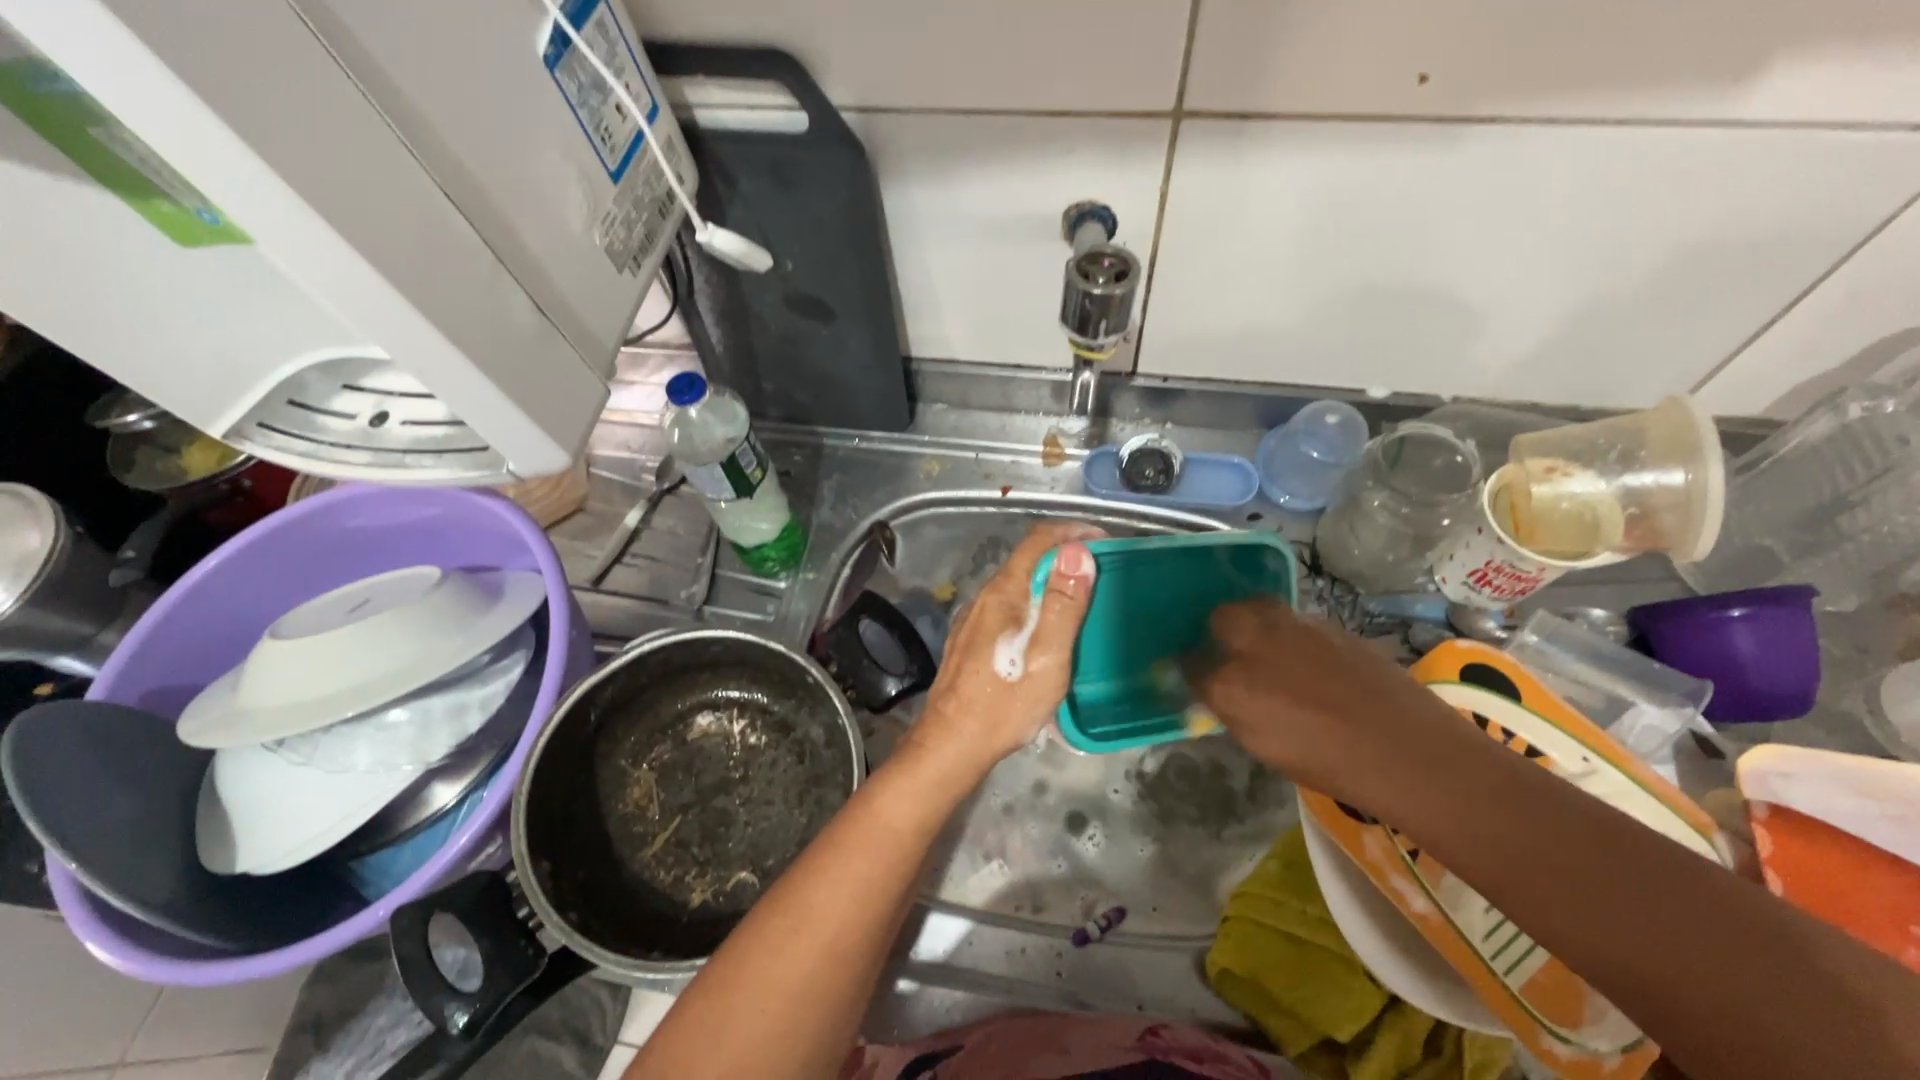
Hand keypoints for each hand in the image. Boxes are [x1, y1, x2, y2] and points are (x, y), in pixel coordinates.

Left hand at [906, 522, 1103, 774]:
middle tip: (1101, 574)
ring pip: (1017, 587)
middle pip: (1027, 561)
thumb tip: (1077, 551)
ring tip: (1081, 602)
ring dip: (1049, 584)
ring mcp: (973, 620)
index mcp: (1004, 593)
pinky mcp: (970, 642)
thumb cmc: (1005, 702)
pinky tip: (1045, 633)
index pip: (1038, 541)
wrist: (953, 743)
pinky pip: (1008, 610)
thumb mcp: (1047, 656)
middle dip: (1065, 558)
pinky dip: (1033, 607)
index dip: (1073, 532)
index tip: (1105, 541)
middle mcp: (985, 598)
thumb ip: (1062, 603)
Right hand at [1190, 599, 1474, 808]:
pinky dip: (1291, 633)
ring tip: (1267, 648)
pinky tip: (1308, 658)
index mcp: (1230, 683)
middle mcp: (1255, 645)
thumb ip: (1236, 711)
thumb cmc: (1328, 764)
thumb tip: (1223, 694)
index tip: (1200, 676)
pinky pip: (1295, 620)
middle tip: (1231, 651)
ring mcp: (1295, 627)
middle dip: (1219, 629)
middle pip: (1221, 617)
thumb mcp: (1263, 745)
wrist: (1405, 748)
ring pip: (1258, 608)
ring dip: (1254, 622)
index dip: (1194, 669)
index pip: (1192, 664)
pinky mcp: (1331, 625)